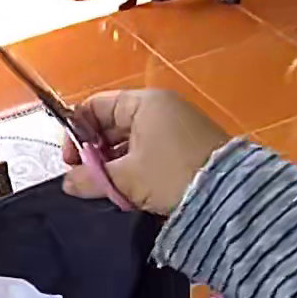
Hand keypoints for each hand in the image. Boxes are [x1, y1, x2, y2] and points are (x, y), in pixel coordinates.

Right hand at [61, 90, 231, 214]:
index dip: (76, 132)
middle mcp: (160, 108)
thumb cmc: (172, 175)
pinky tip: (130, 190)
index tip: (71, 161)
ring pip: (129, 142)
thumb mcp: (125, 178)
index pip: (95, 106)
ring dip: (114, 165)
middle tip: (88, 179)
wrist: (227, 195)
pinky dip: (134, 168)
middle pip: (111, 124)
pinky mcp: (186, 147)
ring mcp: (175, 127)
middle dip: (95, 153)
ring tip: (109, 189)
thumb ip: (90, 179)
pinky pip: (148, 152)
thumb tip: (68, 183)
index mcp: (143, 103)